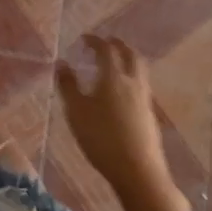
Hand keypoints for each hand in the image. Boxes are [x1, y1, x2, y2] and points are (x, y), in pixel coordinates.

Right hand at [58, 36, 170, 196]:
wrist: (138, 172)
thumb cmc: (102, 139)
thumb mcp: (76, 112)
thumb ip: (68, 86)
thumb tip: (62, 63)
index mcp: (114, 77)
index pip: (107, 50)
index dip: (96, 41)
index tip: (85, 38)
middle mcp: (133, 83)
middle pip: (131, 55)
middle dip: (119, 45)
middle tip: (107, 42)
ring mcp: (145, 100)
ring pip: (139, 71)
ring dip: (127, 61)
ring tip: (114, 66)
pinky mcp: (149, 115)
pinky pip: (141, 87)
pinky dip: (131, 79)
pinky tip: (121, 94)